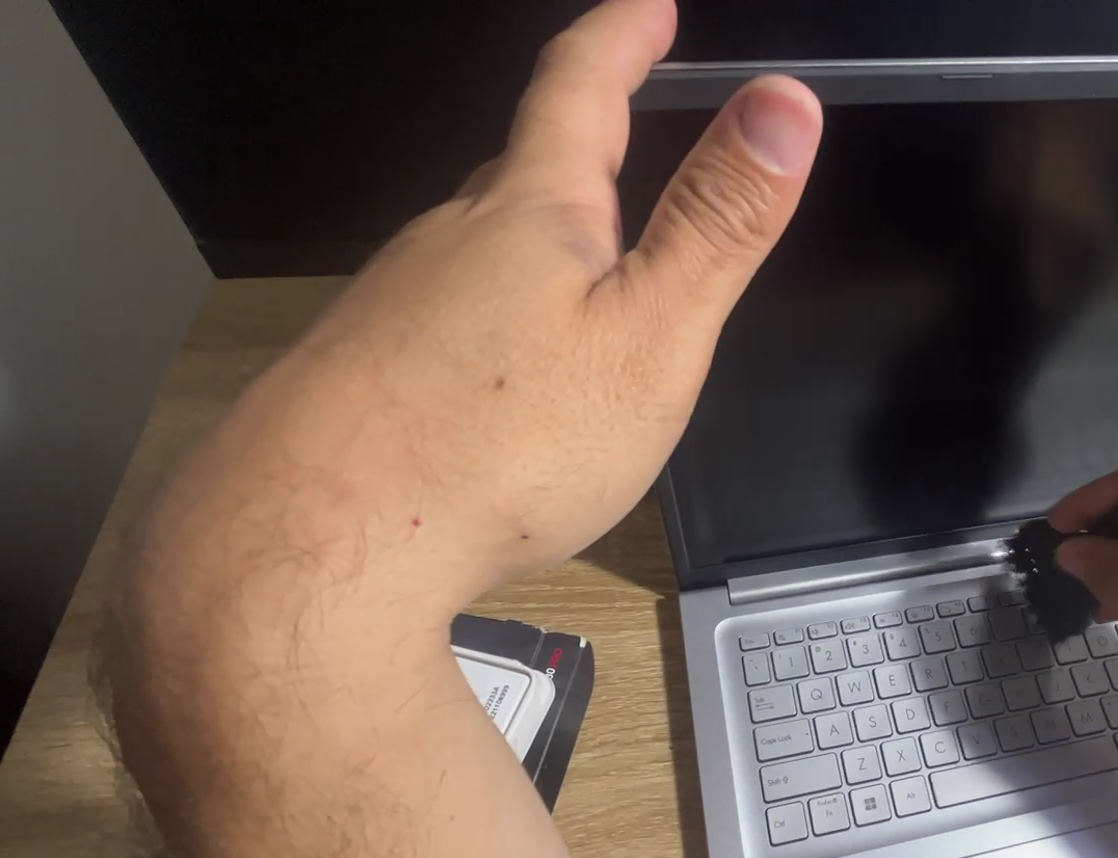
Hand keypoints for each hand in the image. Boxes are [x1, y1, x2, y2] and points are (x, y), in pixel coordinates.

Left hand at [141, 0, 821, 620]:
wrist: (332, 543)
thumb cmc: (512, 442)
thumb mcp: (652, 335)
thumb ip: (718, 225)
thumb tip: (785, 104)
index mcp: (532, 217)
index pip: (577, 89)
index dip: (621, 37)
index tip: (653, 7)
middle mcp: (451, 240)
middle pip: (521, 169)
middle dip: (579, 142)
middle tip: (624, 130)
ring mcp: (399, 306)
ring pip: (483, 248)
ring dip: (537, 240)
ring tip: (584, 268)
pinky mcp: (372, 373)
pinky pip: (450, 320)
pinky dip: (496, 320)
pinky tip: (508, 374)